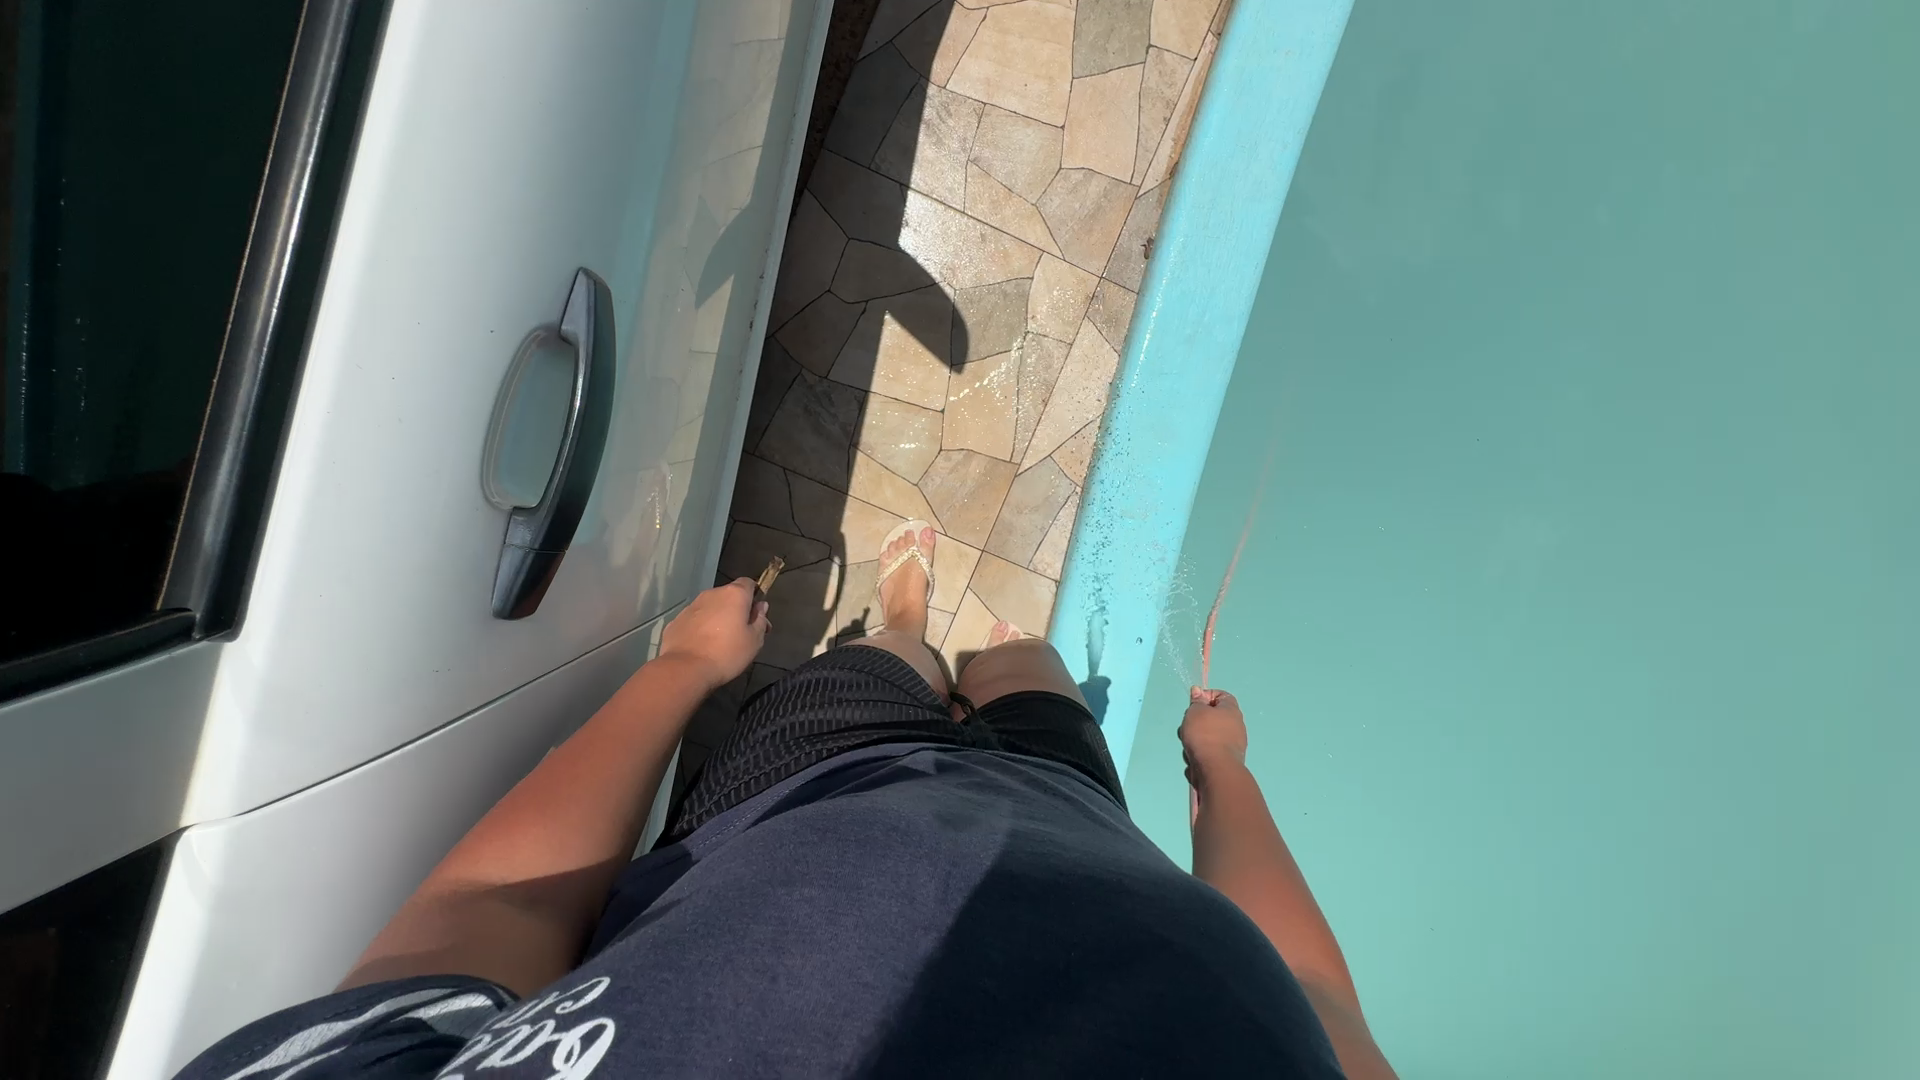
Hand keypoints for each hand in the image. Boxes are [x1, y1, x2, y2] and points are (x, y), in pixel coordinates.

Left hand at [658, 579, 768, 690]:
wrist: (685, 669)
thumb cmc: (726, 653)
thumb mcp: (754, 641)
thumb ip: (760, 620)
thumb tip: (761, 606)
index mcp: (734, 595)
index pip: (749, 583)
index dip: (755, 597)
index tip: (756, 615)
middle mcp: (712, 594)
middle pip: (729, 596)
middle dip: (736, 610)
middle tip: (742, 633)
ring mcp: (691, 606)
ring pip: (710, 608)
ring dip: (717, 618)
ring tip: (720, 642)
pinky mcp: (676, 621)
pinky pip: (695, 620)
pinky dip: (700, 628)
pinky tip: (702, 647)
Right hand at [1179, 687, 1246, 789]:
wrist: (1215, 769)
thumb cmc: (1204, 734)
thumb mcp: (1195, 711)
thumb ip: (1196, 701)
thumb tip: (1198, 691)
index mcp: (1231, 711)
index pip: (1222, 695)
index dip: (1206, 695)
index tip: (1193, 703)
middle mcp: (1236, 727)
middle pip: (1211, 718)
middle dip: (1196, 723)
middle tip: (1187, 727)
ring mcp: (1232, 746)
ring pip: (1207, 737)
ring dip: (1195, 741)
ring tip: (1188, 747)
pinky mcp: (1226, 761)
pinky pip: (1209, 753)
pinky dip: (1200, 756)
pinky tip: (1194, 761)